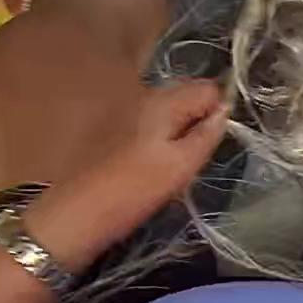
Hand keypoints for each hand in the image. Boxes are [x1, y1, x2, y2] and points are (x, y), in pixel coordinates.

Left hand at [22, 79, 229, 272]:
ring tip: (171, 168)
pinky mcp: (111, 133)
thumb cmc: (133, 189)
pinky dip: (156, 141)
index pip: (208, 88)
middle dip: (197, 121)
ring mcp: (123, 113)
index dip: (218, 113)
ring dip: (176, 133)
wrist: (77, 214)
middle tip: (192, 159)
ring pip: (166, 114)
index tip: (212, 144)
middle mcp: (141, 96)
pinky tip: (148, 168)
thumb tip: (225, 110)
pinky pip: (147, 127)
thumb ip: (206, 134)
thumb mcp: (180, 165)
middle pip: (185, 96)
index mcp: (161, 99)